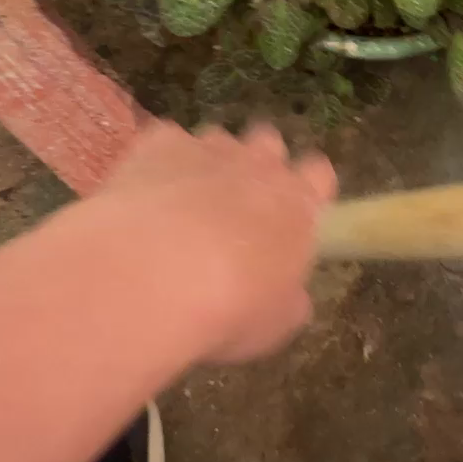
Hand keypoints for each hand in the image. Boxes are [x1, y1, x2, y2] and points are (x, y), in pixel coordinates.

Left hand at [84, 120, 335, 362]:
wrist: (149, 277)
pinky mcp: (160, 143)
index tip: (293, 209)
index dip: (307, 187)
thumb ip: (289, 299)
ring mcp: (209, 148)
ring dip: (208, 163)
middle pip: (270, 142)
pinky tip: (142, 194)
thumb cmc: (227, 307)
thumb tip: (292, 296)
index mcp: (297, 202)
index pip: (319, 173)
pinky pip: (166, 141)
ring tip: (182, 203)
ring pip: (217, 139)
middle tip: (237, 202)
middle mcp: (258, 164)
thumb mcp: (274, 322)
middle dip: (257, 163)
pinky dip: (159, 162)